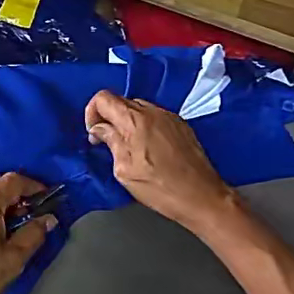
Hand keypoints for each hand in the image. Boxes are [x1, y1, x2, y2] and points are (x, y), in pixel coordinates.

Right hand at [84, 91, 240, 231]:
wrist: (201, 195)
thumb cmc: (162, 188)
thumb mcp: (125, 170)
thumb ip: (111, 142)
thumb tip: (100, 129)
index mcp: (135, 120)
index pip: (104, 97)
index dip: (92, 113)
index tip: (94, 132)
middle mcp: (153, 111)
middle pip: (121, 102)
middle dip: (110, 119)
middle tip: (107, 143)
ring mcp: (170, 116)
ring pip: (139, 109)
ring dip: (128, 123)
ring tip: (129, 149)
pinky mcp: (181, 125)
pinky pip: (156, 117)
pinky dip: (146, 127)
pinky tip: (149, 150)